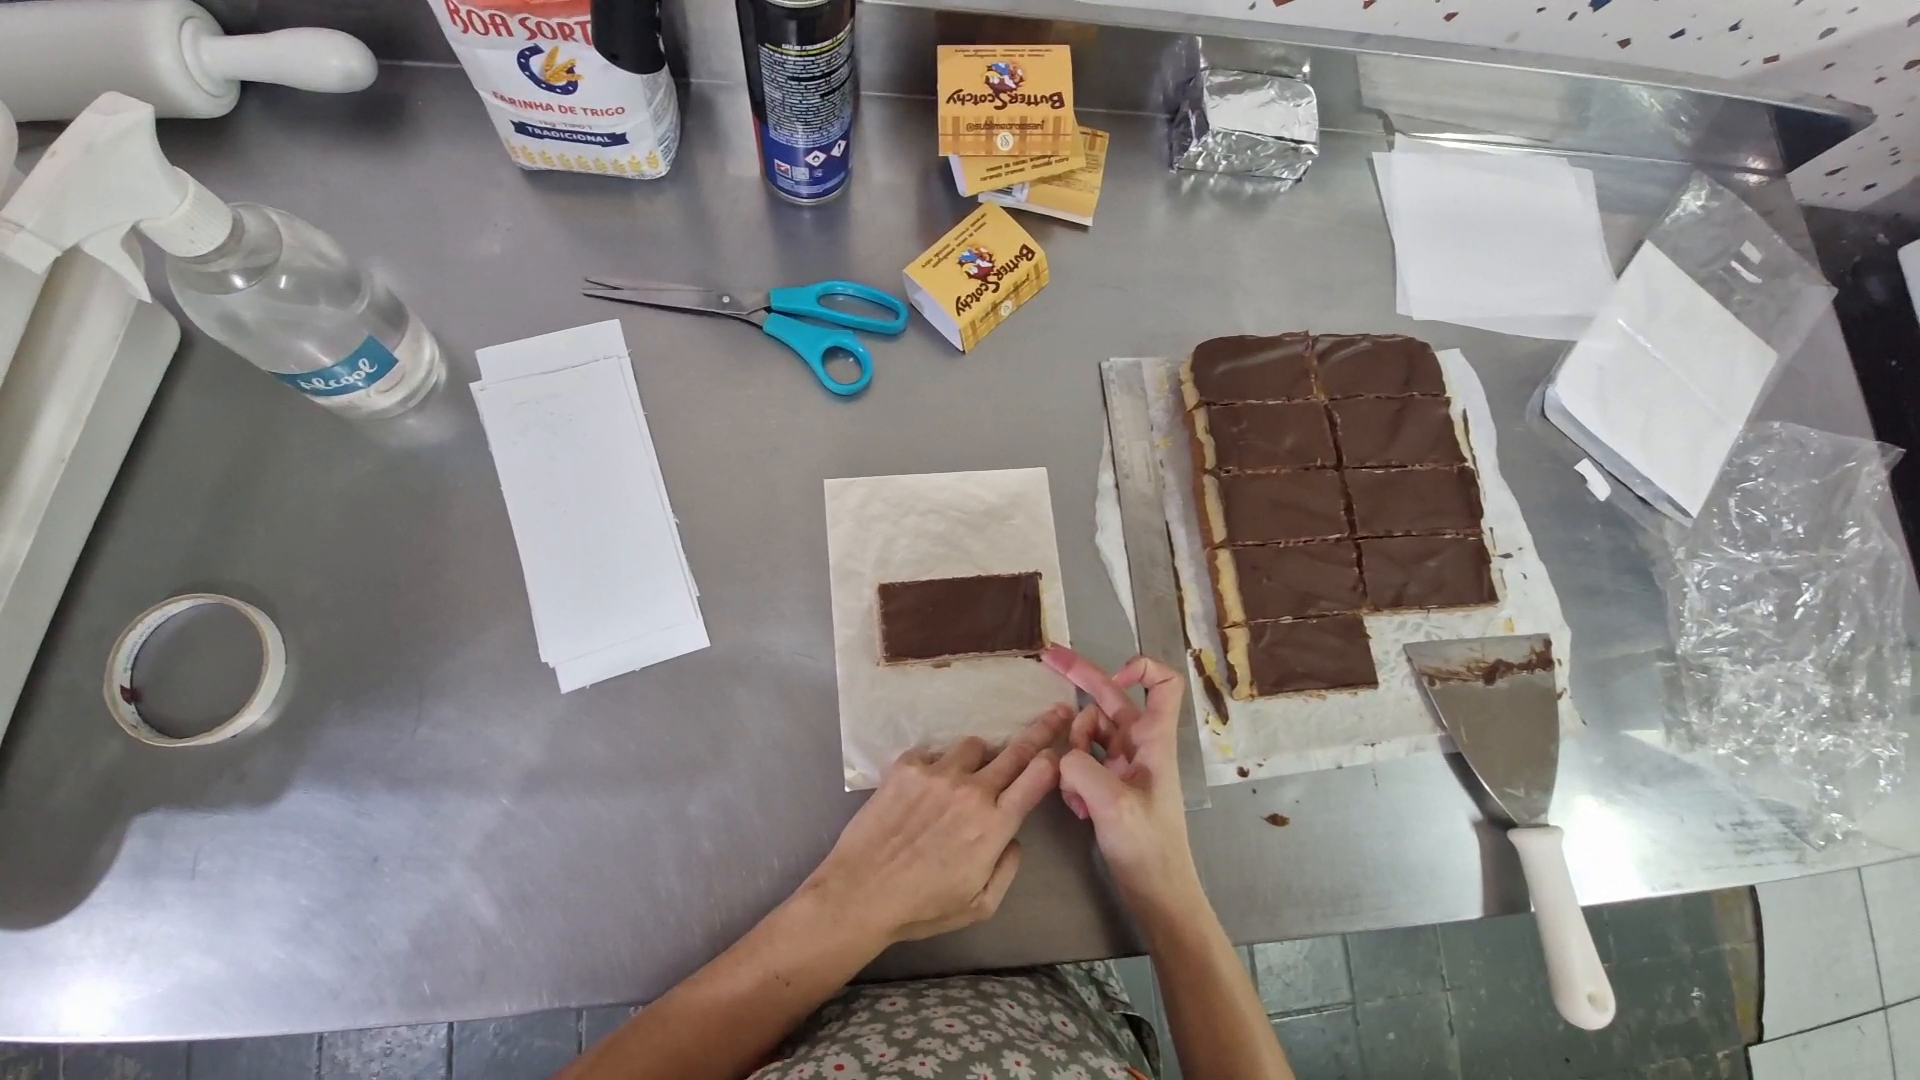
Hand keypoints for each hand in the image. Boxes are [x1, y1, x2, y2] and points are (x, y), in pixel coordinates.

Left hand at [802, 704, 1070, 945]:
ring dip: (977, 759)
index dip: (1055, 756)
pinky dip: (934, 767)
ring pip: (973, 746)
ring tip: (962, 780)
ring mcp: (937, 773)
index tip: (1063, 743)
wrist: (859, 894)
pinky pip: (932, 754)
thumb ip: (1008, 865)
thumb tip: (1013, 835)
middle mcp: (971, 790)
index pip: (1038, 776)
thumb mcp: (982, 905)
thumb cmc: (922, 908)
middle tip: (1055, 711)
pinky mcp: (906, 767)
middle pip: (1016, 750)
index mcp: (995, 825)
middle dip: (1040, 729)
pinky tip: (922, 791)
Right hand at [1042, 645, 1204, 917]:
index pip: (1163, 685)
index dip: (1140, 670)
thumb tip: (1061, 756)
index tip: (1113, 681)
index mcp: (1153, 740)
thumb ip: (1081, 768)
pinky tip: (1074, 805)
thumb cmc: (1147, 847)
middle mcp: (1138, 745)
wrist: (1157, 893)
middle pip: (1109, 697)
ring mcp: (1123, 764)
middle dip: (1080, 677)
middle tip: (1047, 656)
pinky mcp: (1109, 783)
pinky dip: (1070, 775)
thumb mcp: (1113, 805)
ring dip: (1071, 750)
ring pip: (1087, 731)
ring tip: (1071, 789)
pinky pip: (1080, 761)